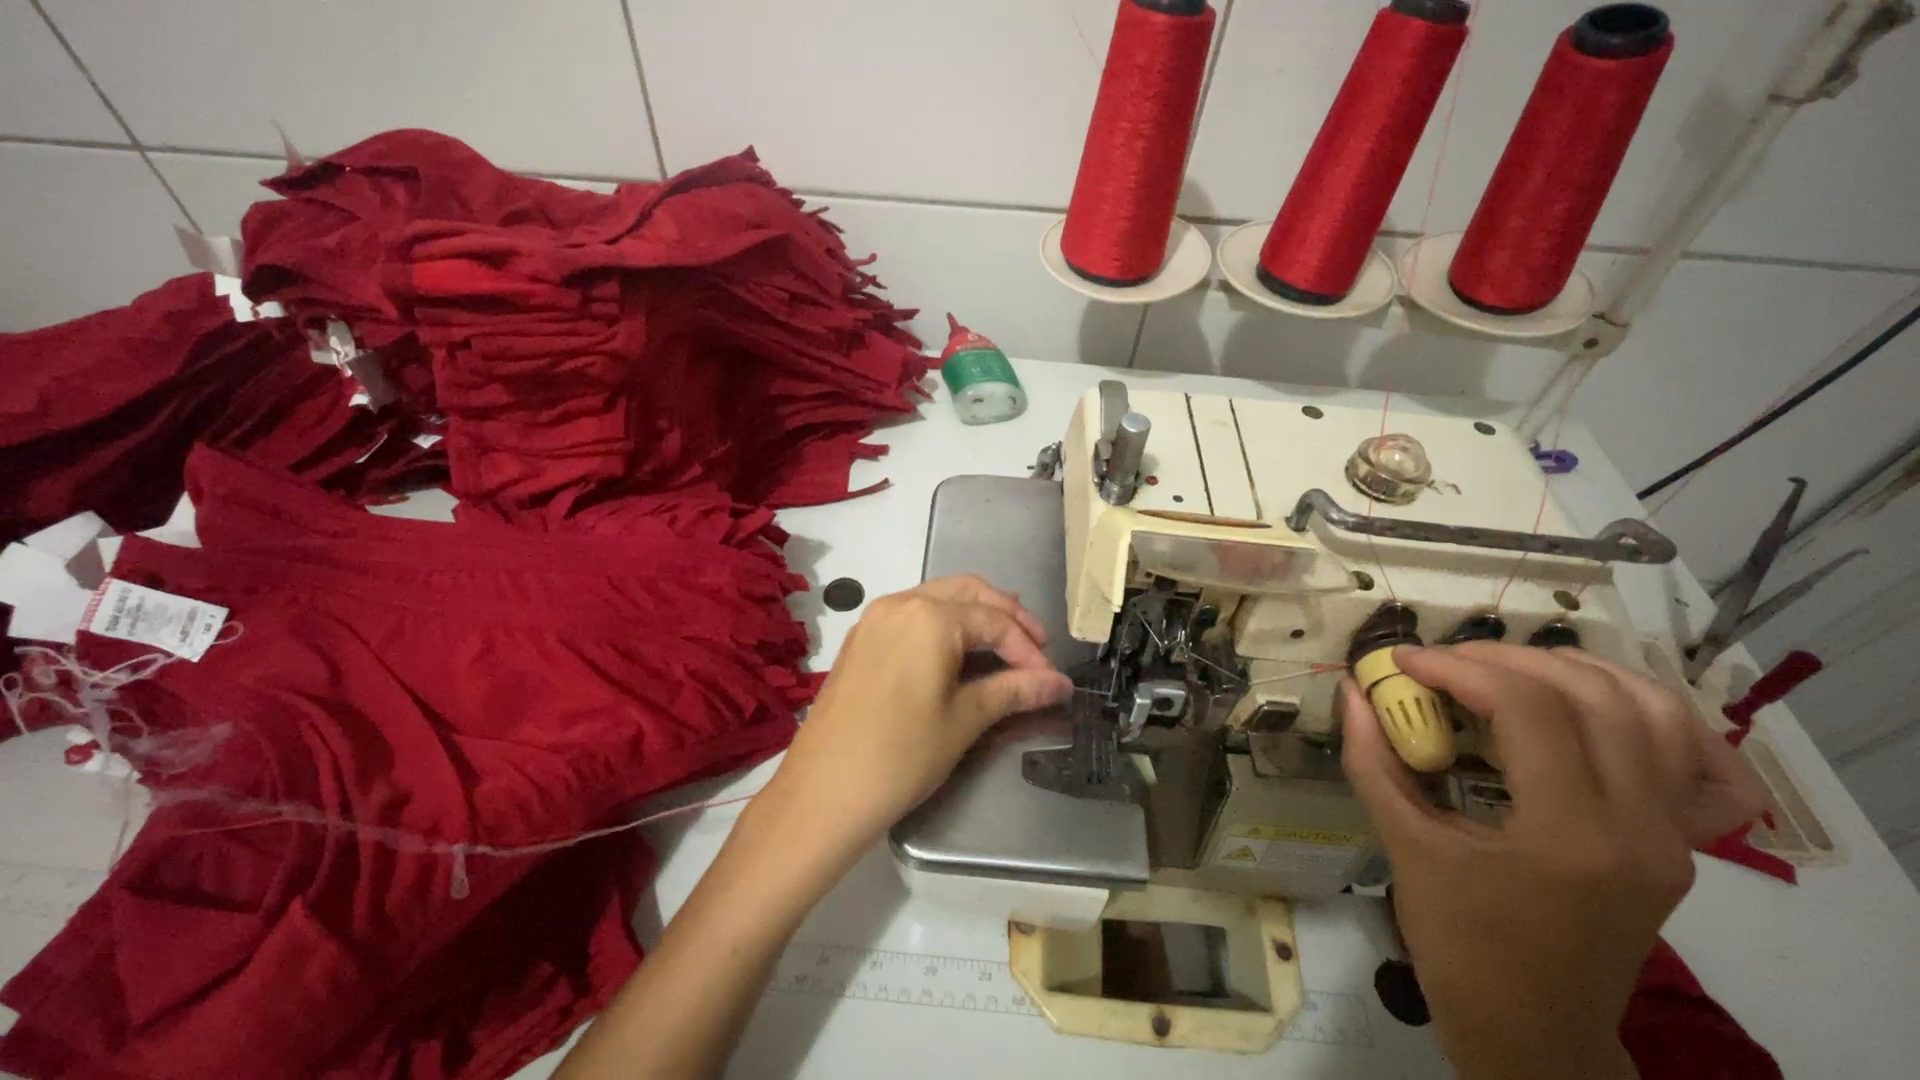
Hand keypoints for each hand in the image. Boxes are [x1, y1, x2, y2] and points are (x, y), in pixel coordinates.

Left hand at [768, 575, 1073, 845]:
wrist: (823, 791)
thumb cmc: (902, 755)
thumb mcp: (965, 720)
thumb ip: (1014, 691)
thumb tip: (1059, 683)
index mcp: (929, 617)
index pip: (995, 621)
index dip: (1029, 650)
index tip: (1051, 681)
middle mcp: (899, 603)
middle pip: (967, 593)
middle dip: (1006, 616)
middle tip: (1036, 648)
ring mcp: (873, 621)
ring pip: (936, 599)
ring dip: (974, 616)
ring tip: (1004, 647)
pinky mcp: (859, 642)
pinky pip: (911, 616)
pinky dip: (942, 625)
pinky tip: (957, 654)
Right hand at [1341, 643, 1766, 1079]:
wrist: (1533, 1030)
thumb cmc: (1461, 949)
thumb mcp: (1407, 850)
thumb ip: (1375, 762)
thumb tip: (1353, 692)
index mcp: (1571, 837)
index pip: (1530, 711)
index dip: (1459, 669)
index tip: (1401, 661)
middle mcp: (1642, 828)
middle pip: (1592, 696)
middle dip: (1508, 660)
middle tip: (1444, 661)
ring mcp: (1674, 836)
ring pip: (1651, 710)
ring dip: (1574, 671)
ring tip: (1507, 670)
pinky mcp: (1680, 842)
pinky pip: (1690, 755)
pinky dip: (1644, 711)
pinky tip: (1592, 702)